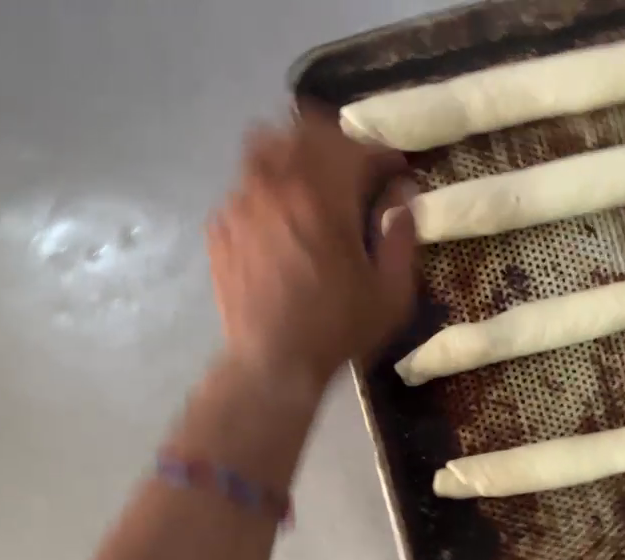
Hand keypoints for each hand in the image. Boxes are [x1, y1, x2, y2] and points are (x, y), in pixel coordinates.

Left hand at [206, 104, 418, 396]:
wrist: (273, 362)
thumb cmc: (339, 330)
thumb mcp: (390, 293)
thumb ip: (400, 238)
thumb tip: (403, 198)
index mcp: (324, 199)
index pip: (355, 148)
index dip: (382, 154)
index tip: (397, 169)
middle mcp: (277, 186)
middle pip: (305, 132)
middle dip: (336, 143)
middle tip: (355, 167)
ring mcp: (241, 202)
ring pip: (266, 149)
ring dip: (296, 156)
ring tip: (313, 181)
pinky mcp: (221, 225)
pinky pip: (245, 187)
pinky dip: (268, 190)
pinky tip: (282, 220)